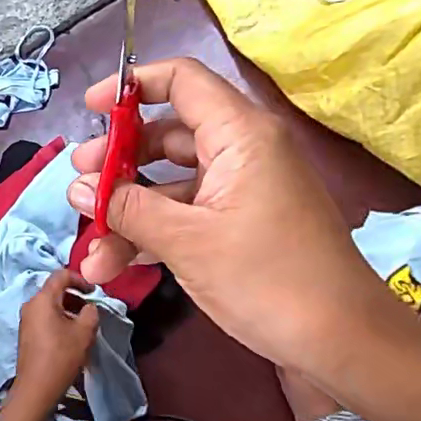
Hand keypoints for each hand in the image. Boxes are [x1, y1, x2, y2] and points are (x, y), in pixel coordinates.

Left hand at [9, 268, 100, 416]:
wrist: (36, 389)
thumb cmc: (61, 356)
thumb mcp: (84, 332)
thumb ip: (91, 312)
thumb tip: (88, 307)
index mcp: (43, 299)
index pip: (61, 275)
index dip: (80, 279)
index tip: (94, 291)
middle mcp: (30, 304)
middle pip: (55, 290)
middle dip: (75, 295)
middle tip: (91, 308)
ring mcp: (26, 319)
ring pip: (50, 304)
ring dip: (69, 308)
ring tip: (84, 323)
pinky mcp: (26, 333)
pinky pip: (44, 317)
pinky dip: (59, 318)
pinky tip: (70, 334)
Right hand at [66, 58, 403, 374]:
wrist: (343, 340)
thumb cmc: (267, 279)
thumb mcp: (188, 242)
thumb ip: (129, 208)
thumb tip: (78, 188)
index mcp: (240, 133)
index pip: (182, 79)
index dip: (132, 85)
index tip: (91, 109)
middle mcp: (244, 149)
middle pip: (169, 134)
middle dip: (119, 161)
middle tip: (79, 187)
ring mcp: (245, 188)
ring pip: (174, 182)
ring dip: (130, 213)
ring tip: (89, 250)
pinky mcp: (244, 222)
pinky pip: (191, 212)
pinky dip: (157, 232)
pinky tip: (117, 264)